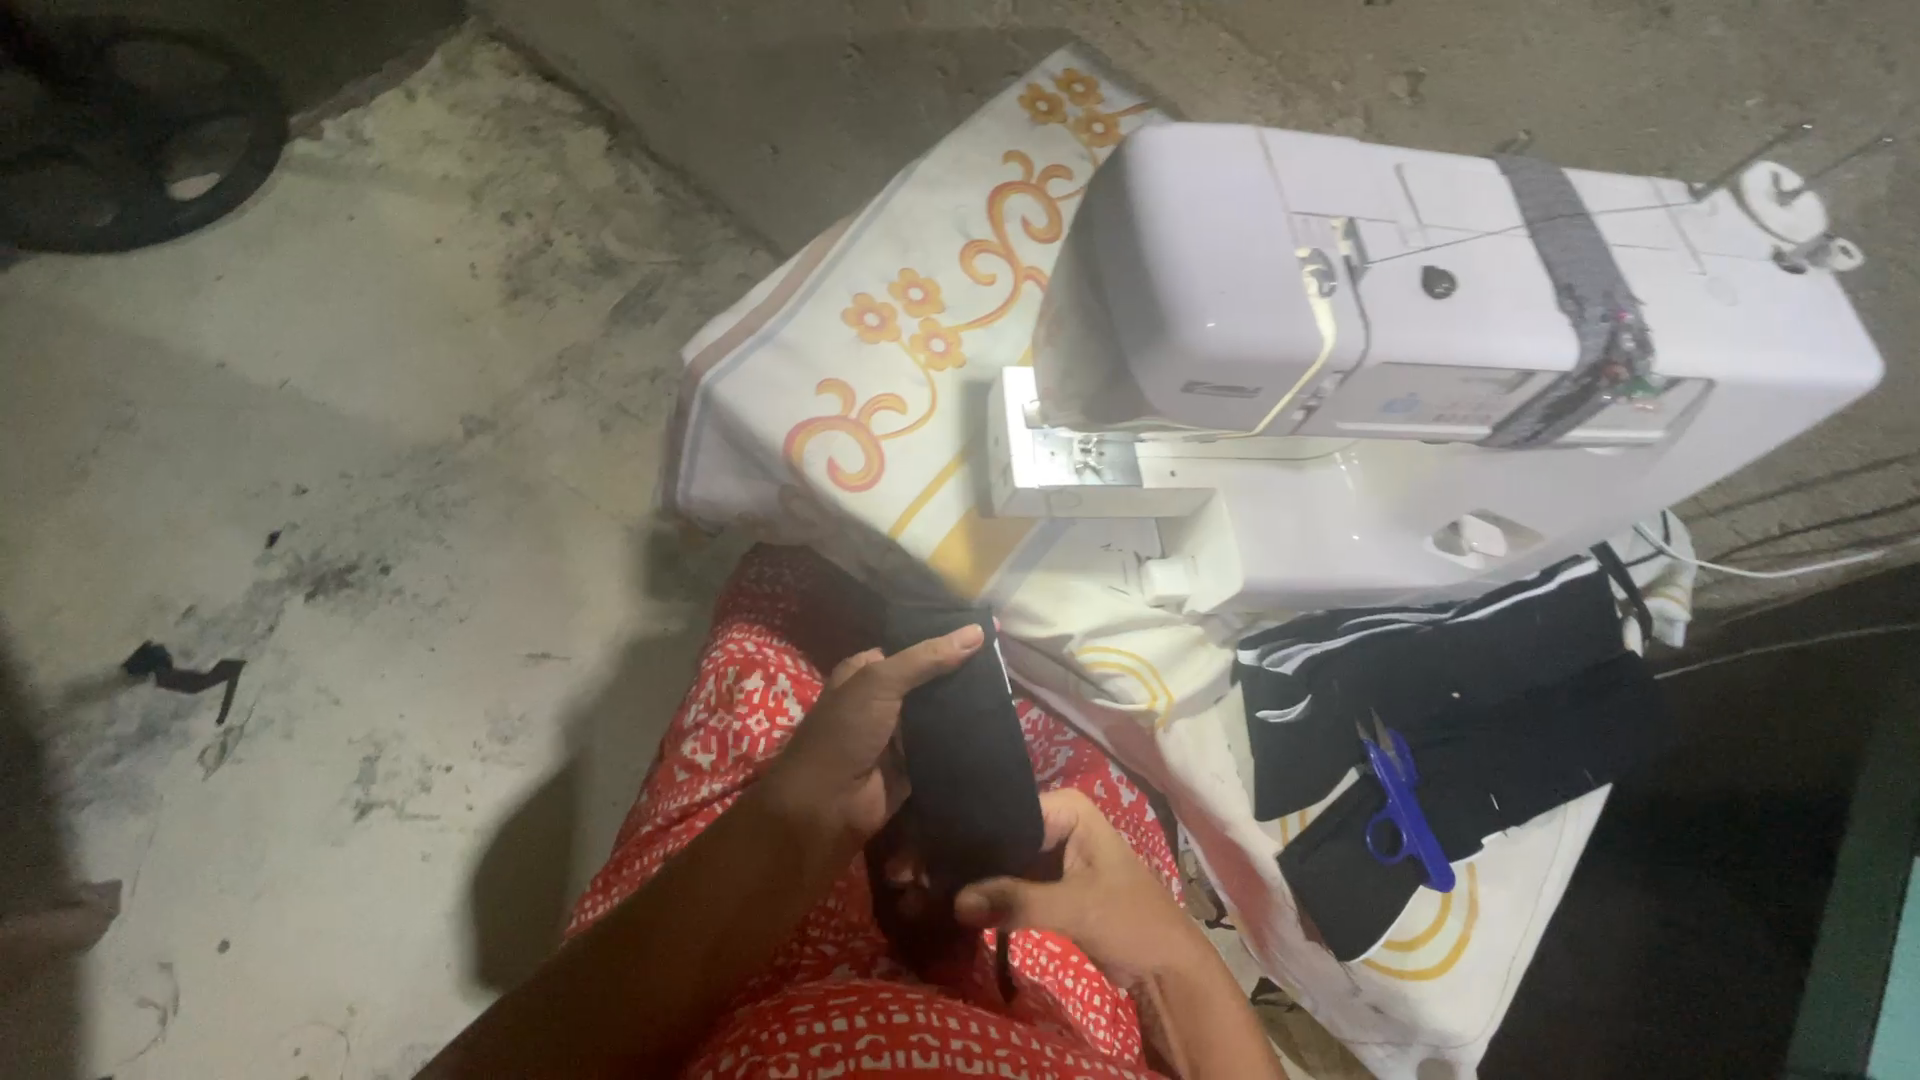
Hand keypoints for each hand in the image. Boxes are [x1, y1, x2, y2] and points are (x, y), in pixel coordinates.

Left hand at [756, 623, 985, 843]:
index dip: (942, 641)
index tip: (983, 631)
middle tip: (1003, 661)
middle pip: (928, 681)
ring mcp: (898, 735)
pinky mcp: (914, 765)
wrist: (827, 805)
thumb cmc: (845, 732)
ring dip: (966, 707)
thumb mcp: (880, 682)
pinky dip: (965, 740)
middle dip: (960, 674)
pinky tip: (997, 725)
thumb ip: (926, 658)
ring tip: (1008, 689)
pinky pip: (944, 747)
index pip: (911, 648)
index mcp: (866, 673)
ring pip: (939, 714)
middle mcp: (882, 700)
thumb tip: (976, 631)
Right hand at [953, 788, 1202, 985]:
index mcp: (1068, 808)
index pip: (1007, 810)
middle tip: (924, 875)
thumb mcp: (1075, 907)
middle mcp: (1056, 821)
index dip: (973, 833)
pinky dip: (989, 896)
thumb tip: (957, 903)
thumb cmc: (1131, 921)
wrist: (1164, 968)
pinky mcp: (1046, 884)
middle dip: (970, 859)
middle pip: (1001, 835)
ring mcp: (1051, 853)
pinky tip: (955, 905)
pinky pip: (1009, 884)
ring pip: (1001, 861)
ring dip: (975, 880)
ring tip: (931, 888)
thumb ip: (1017, 902)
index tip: (933, 851)